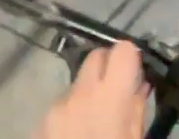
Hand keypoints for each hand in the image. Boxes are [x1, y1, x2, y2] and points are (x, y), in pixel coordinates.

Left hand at [34, 41, 149, 138]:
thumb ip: (136, 109)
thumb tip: (140, 84)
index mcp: (108, 96)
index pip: (123, 48)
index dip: (131, 57)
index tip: (135, 73)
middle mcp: (79, 92)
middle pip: (96, 56)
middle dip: (107, 67)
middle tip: (116, 92)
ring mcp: (55, 105)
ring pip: (77, 81)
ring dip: (87, 92)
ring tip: (93, 120)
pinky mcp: (39, 120)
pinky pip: (61, 103)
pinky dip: (70, 111)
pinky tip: (75, 132)